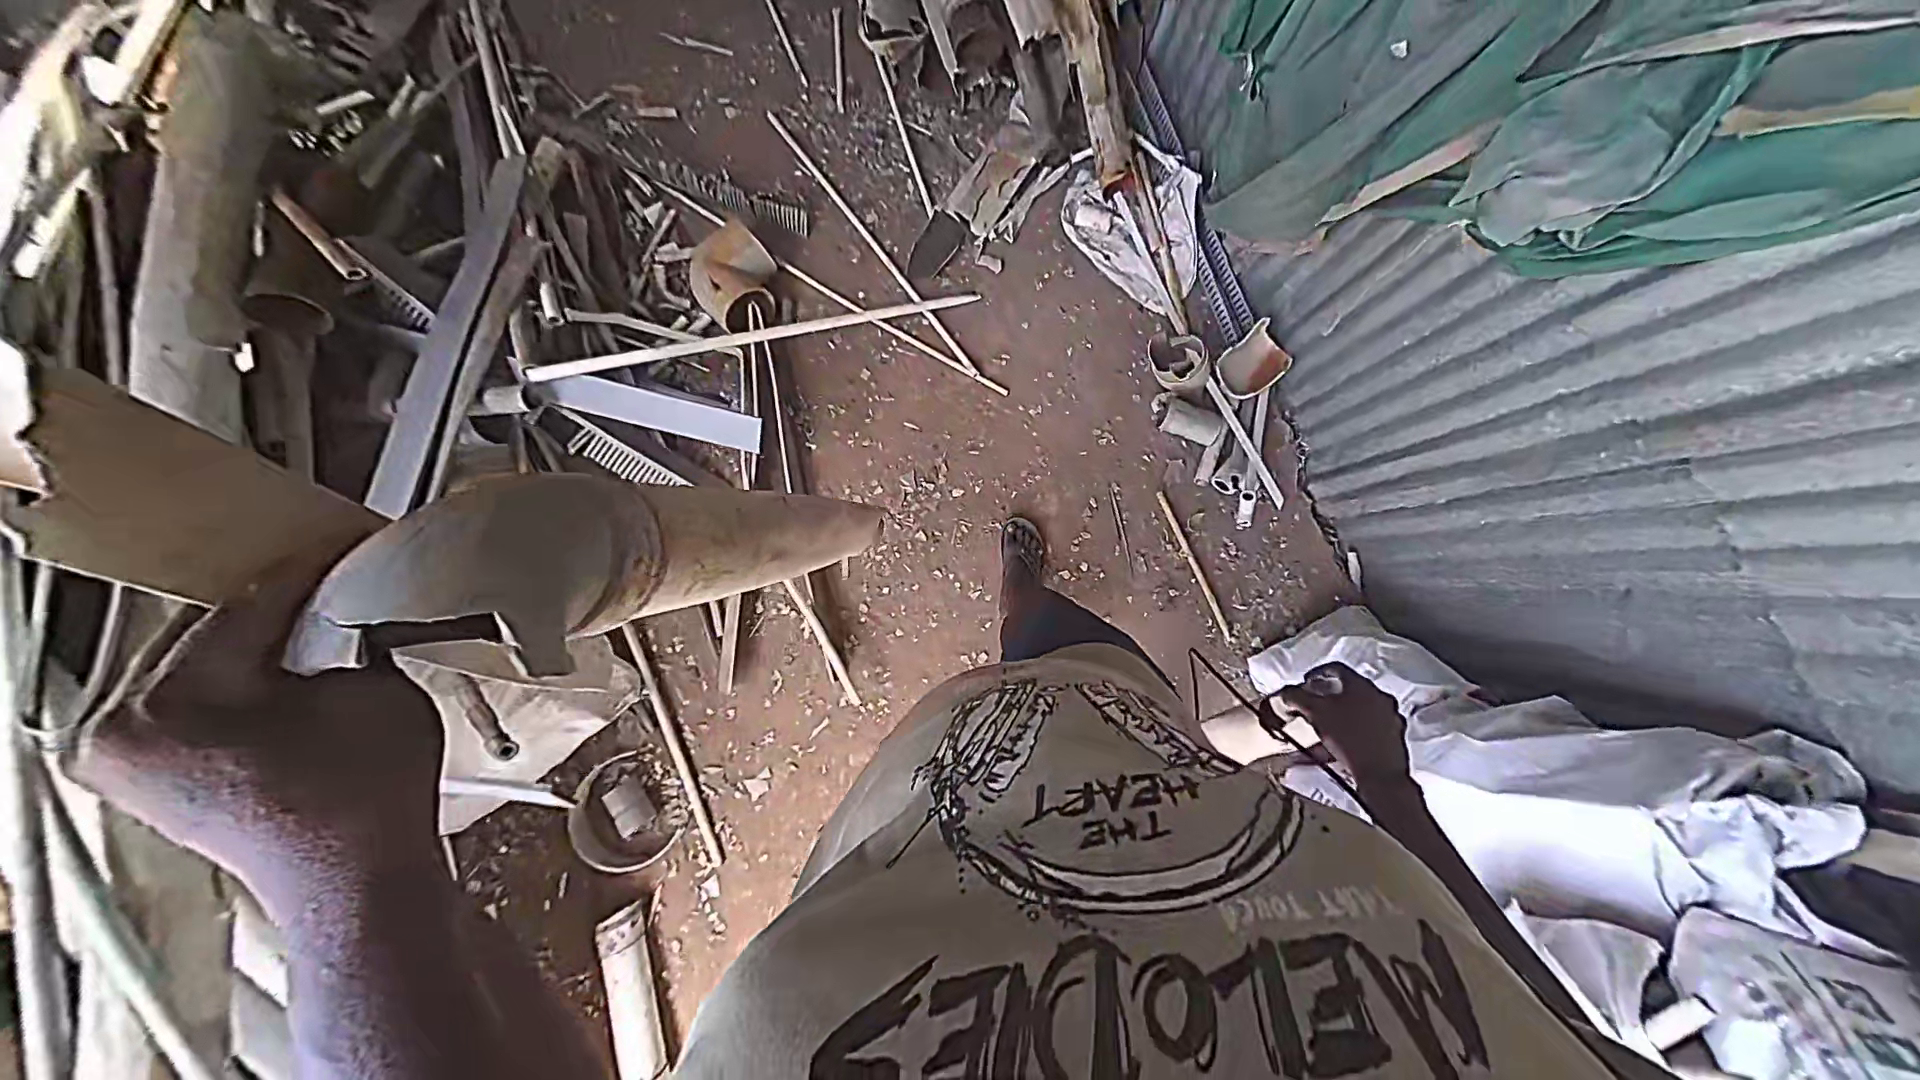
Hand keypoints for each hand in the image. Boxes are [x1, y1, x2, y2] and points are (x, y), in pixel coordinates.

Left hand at [63, 558, 445, 922]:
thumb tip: (336, 614)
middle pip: (199, 635)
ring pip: (187, 665)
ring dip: (252, 642)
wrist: (356, 874)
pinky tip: (283, 668)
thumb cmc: (370, 790)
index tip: (341, 545)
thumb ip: (344, 641)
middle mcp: (111, 732)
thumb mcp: (373, 691)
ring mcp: (113, 761)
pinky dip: (234, 677)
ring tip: (311, 621)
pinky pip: (181, 701)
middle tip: (331, 581)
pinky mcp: (137, 778)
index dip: (305, 571)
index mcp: (164, 708)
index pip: (242, 609)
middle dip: (272, 608)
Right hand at [1275, 662, 1410, 786]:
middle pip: (1349, 689)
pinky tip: (1341, 742)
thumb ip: (1296, 697)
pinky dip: (1354, 729)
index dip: (1316, 673)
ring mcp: (1391, 718)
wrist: (1379, 774)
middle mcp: (1380, 698)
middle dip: (1329, 696)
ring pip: (1360, 709)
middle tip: (1314, 704)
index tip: (1307, 682)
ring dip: (1342, 713)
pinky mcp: (1395, 738)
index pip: (1336, 668)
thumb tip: (1287, 692)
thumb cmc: (1348, 738)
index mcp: (1362, 686)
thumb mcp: (1313, 712)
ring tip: (1326, 726)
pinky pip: (1370, 726)